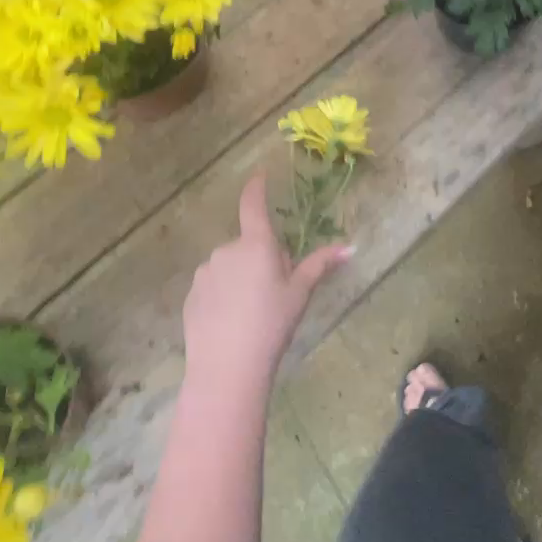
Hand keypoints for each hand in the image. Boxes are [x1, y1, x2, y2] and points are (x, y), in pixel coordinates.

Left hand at [182, 173, 352, 395]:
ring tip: (254, 311)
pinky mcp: (191, 296)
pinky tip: (233, 321)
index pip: (254, 206)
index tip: (259, 175)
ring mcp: (205, 273)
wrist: (227, 367)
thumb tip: (350, 247)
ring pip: (231, 266)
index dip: (257, 188)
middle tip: (277, 289)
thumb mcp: (301, 293)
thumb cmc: (271, 323)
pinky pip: (214, 285)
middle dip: (263, 259)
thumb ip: (321, 265)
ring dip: (243, 276)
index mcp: (256, 244)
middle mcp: (227, 250)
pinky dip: (225, 294)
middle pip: (250, 245)